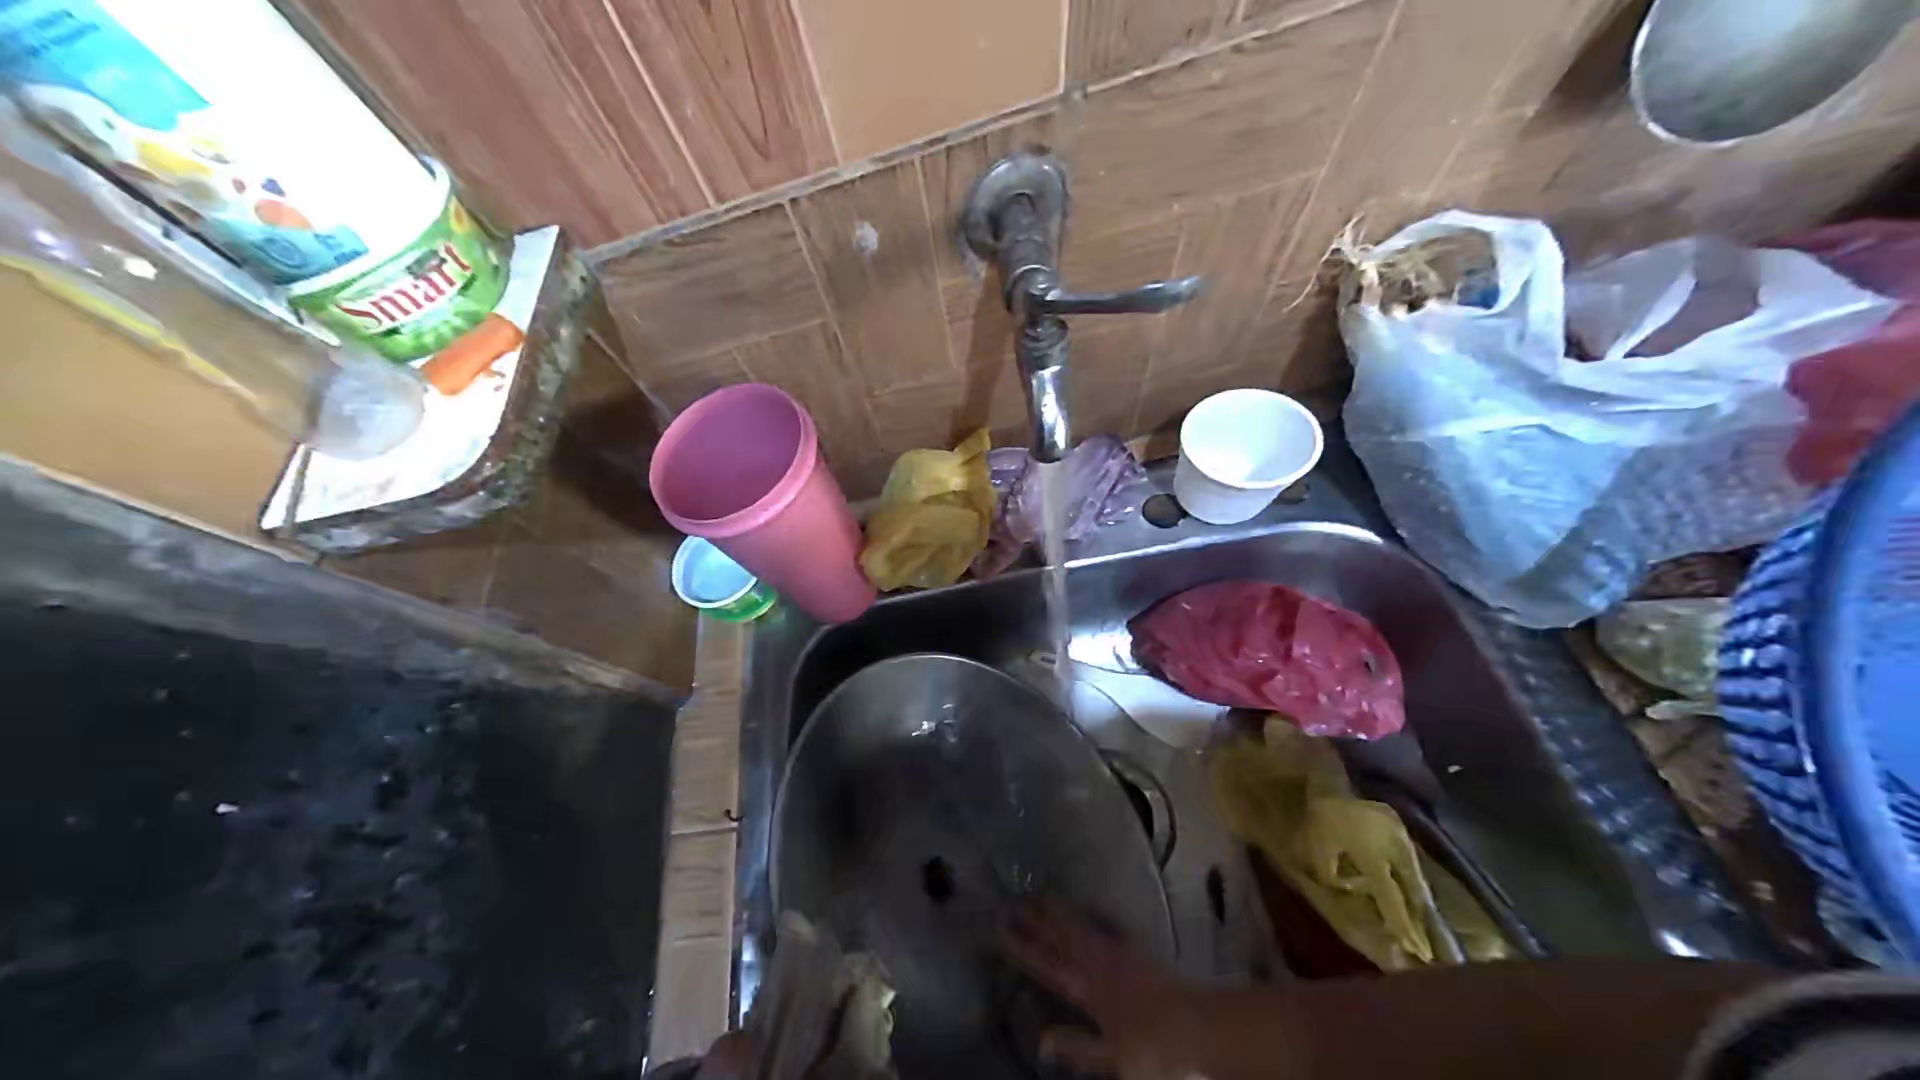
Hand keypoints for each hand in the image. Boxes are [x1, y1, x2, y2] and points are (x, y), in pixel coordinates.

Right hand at [1004, 901, 1240, 1079]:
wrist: (1198, 1026)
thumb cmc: (1153, 1049)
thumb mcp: (1111, 1057)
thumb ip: (1077, 1047)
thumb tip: (1041, 1039)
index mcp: (1089, 988)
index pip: (1049, 964)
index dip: (1025, 948)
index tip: (1003, 929)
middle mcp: (1100, 963)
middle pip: (1062, 938)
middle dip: (1038, 923)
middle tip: (1016, 904)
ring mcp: (1121, 952)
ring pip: (1083, 927)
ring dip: (1061, 914)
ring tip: (1043, 899)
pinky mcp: (1140, 951)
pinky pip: (1112, 924)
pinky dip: (1099, 914)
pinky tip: (1093, 906)